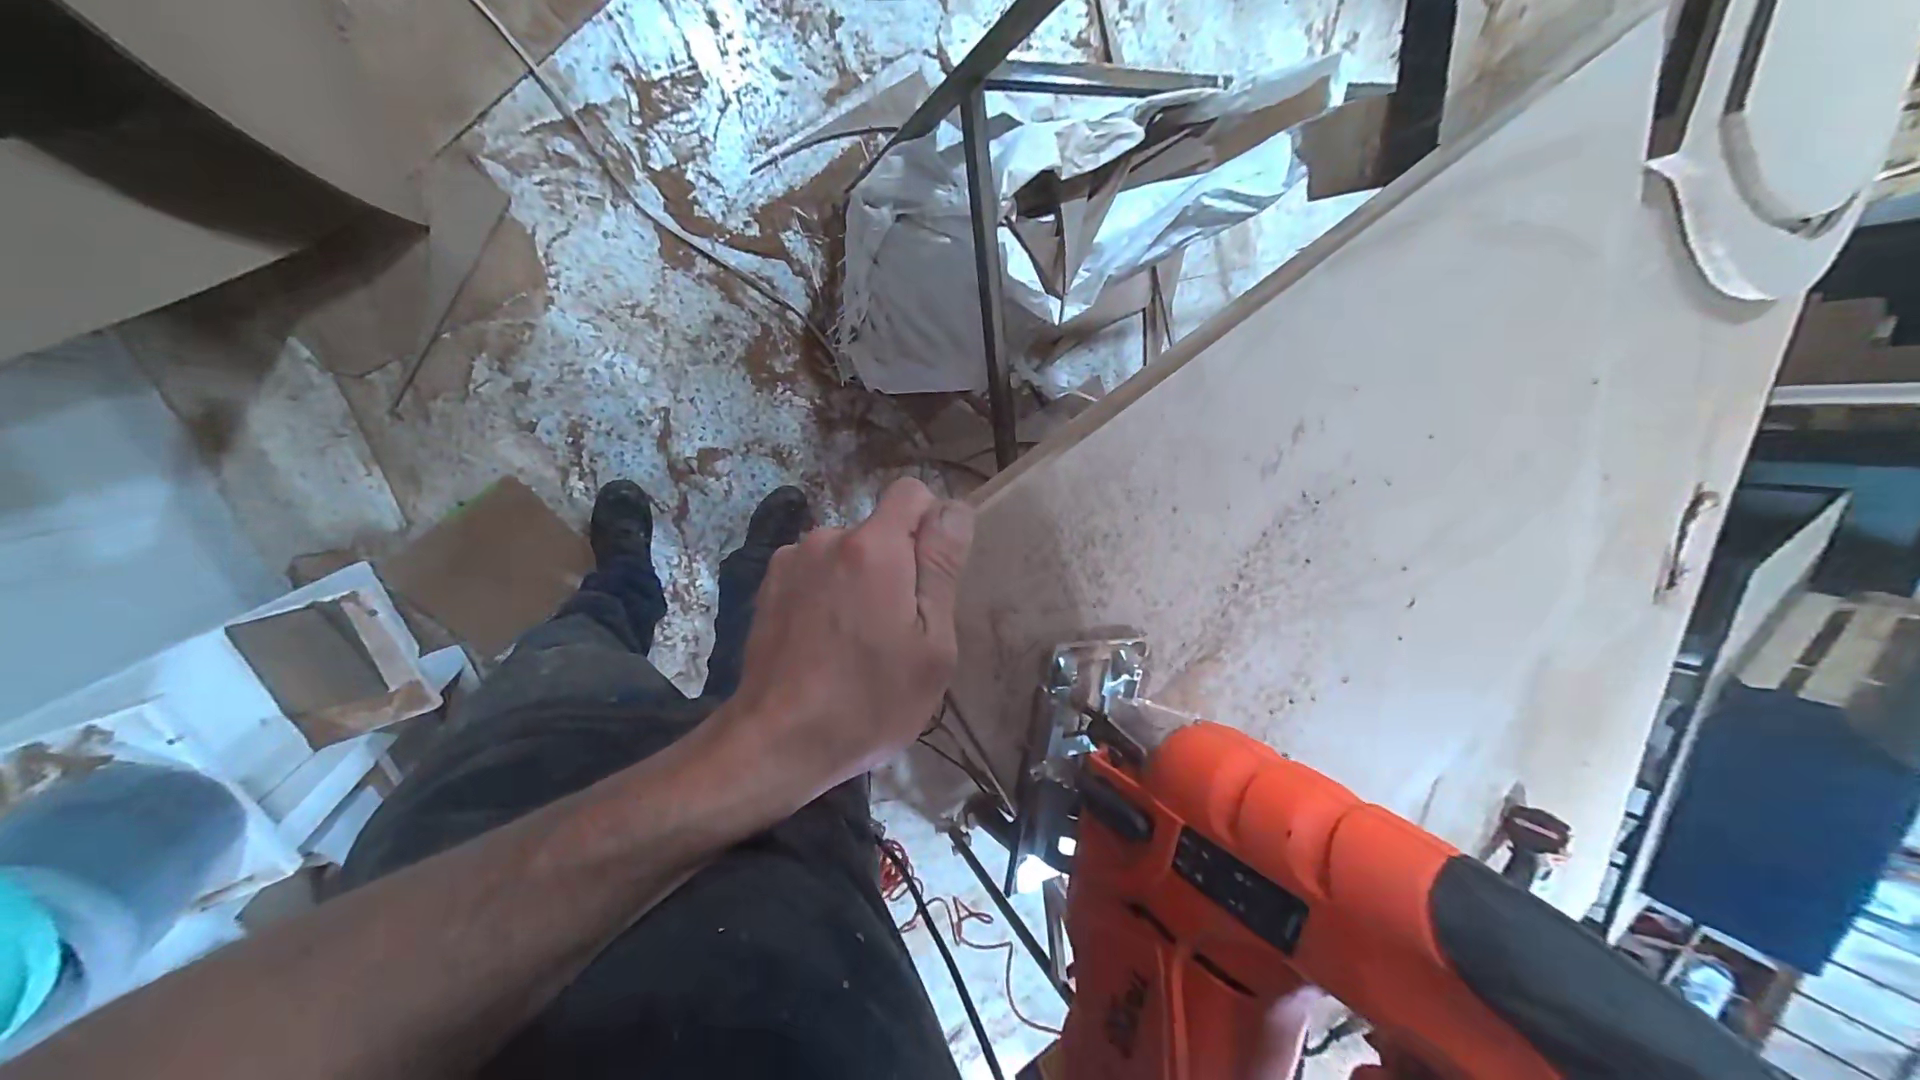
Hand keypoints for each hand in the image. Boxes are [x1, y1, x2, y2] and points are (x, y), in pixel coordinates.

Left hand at [717, 477, 974, 801]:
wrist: (776, 741)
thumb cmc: (870, 700)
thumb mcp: (932, 644)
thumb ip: (942, 567)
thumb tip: (954, 509)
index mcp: (874, 547)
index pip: (912, 493)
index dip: (932, 525)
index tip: (933, 577)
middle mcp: (827, 538)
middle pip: (880, 531)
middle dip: (897, 565)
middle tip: (898, 629)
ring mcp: (791, 561)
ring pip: (847, 554)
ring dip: (859, 581)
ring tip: (857, 642)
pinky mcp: (768, 585)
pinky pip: (816, 572)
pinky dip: (827, 593)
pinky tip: (822, 641)